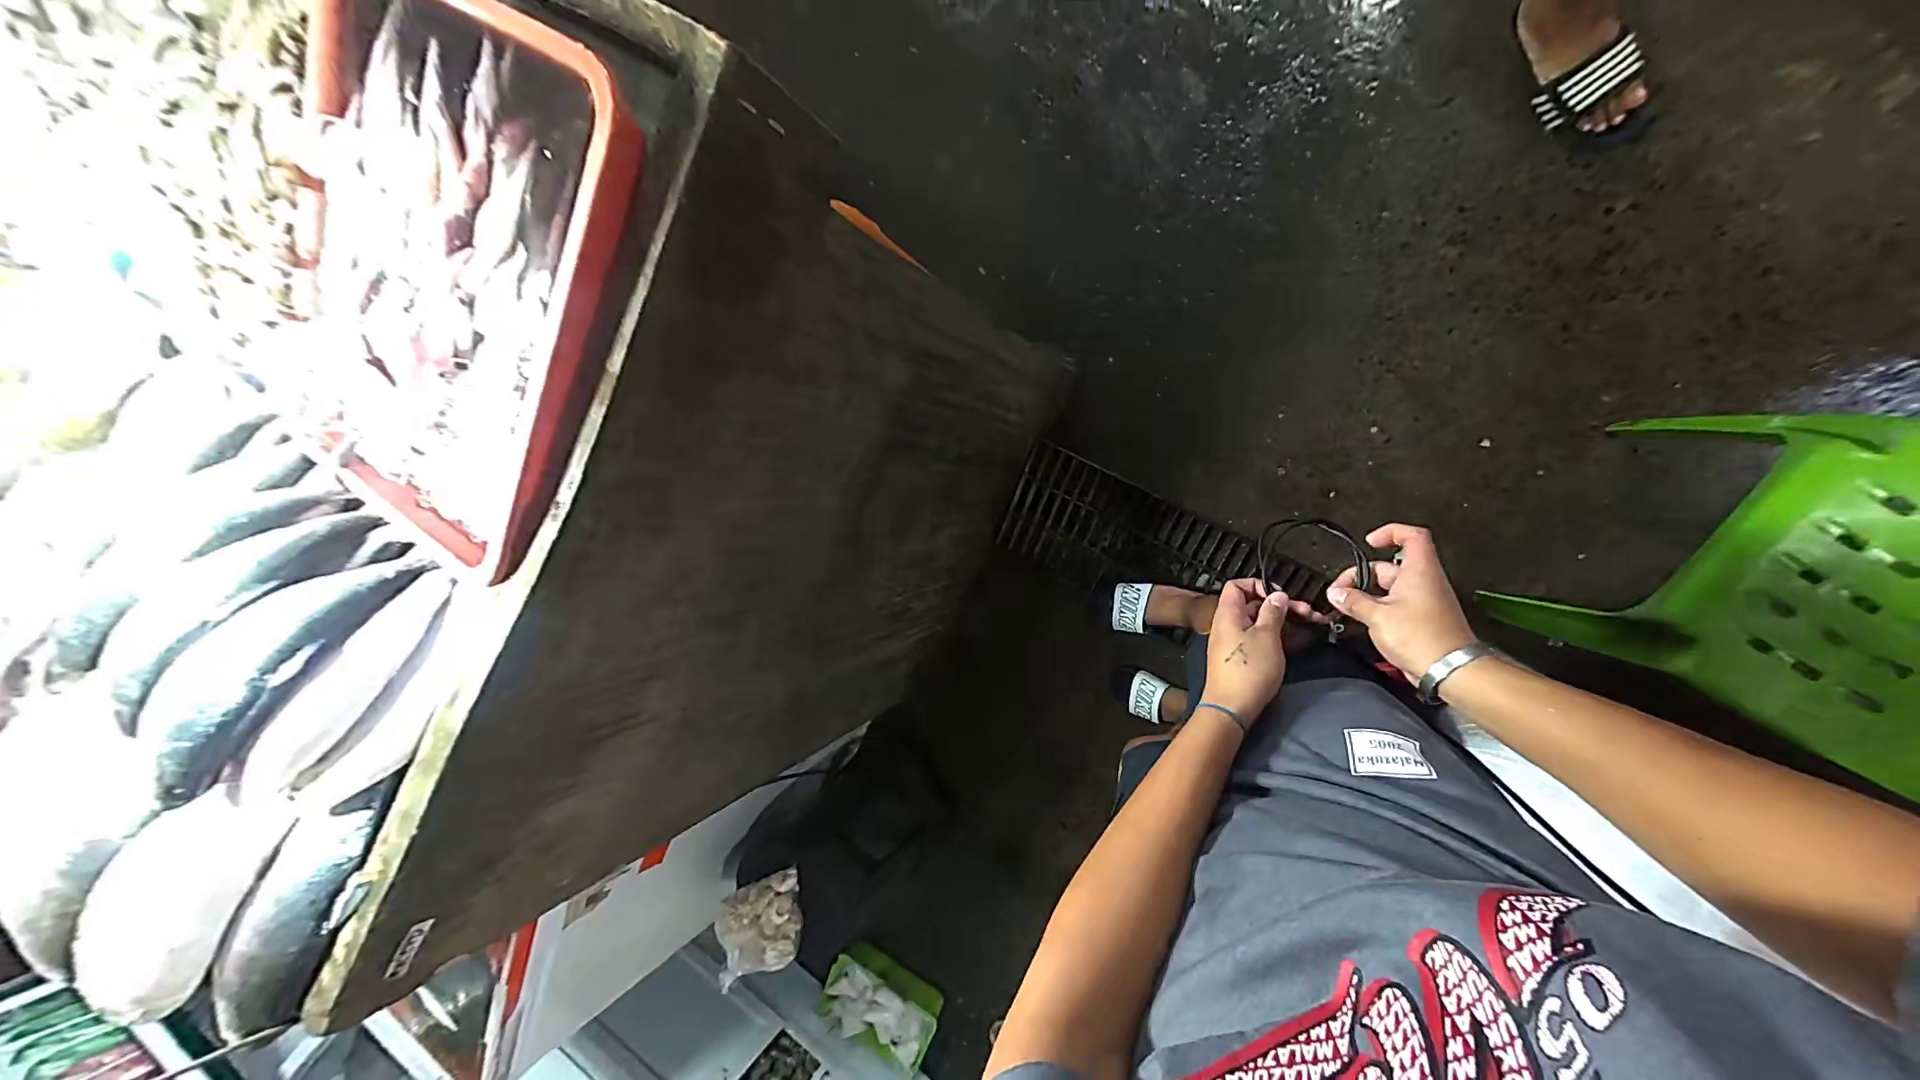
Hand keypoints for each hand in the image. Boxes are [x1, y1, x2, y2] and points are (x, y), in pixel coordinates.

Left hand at [1203, 578, 1301, 721]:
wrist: (1231, 708)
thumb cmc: (1246, 672)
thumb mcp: (1266, 636)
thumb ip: (1273, 612)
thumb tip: (1277, 596)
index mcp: (1227, 614)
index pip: (1237, 585)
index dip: (1258, 585)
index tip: (1280, 595)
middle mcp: (1227, 625)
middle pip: (1252, 604)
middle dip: (1279, 605)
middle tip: (1304, 612)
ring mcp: (1233, 642)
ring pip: (1259, 622)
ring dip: (1281, 621)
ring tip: (1307, 625)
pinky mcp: (1240, 657)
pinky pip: (1258, 639)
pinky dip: (1275, 636)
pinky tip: (1295, 641)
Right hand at [1325, 523, 1476, 675]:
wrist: (1449, 670)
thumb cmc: (1422, 639)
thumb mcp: (1377, 617)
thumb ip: (1353, 601)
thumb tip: (1337, 593)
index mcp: (1419, 572)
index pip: (1412, 536)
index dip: (1390, 532)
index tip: (1369, 542)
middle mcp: (1424, 582)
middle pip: (1389, 566)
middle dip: (1362, 575)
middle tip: (1341, 591)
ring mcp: (1423, 601)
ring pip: (1389, 587)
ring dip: (1366, 594)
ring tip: (1347, 608)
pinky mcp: (1420, 619)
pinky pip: (1394, 605)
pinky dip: (1376, 608)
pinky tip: (1360, 620)